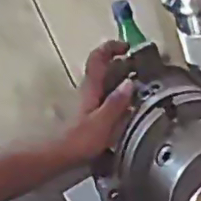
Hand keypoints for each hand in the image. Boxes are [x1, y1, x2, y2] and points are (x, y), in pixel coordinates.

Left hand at [61, 41, 136, 163]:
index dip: (111, 47)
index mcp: (92, 88)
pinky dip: (118, 93)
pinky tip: (128, 104)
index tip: (127, 46)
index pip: (99, 58)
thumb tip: (129, 83)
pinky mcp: (92, 114)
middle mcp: (89, 91)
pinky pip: (107, 96)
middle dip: (118, 60)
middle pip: (102, 67)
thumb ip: (116, 102)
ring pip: (104, 81)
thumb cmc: (81, 139)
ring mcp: (90, 102)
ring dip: (119, 76)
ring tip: (137, 82)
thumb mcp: (103, 121)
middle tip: (137, 64)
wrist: (63, 155)